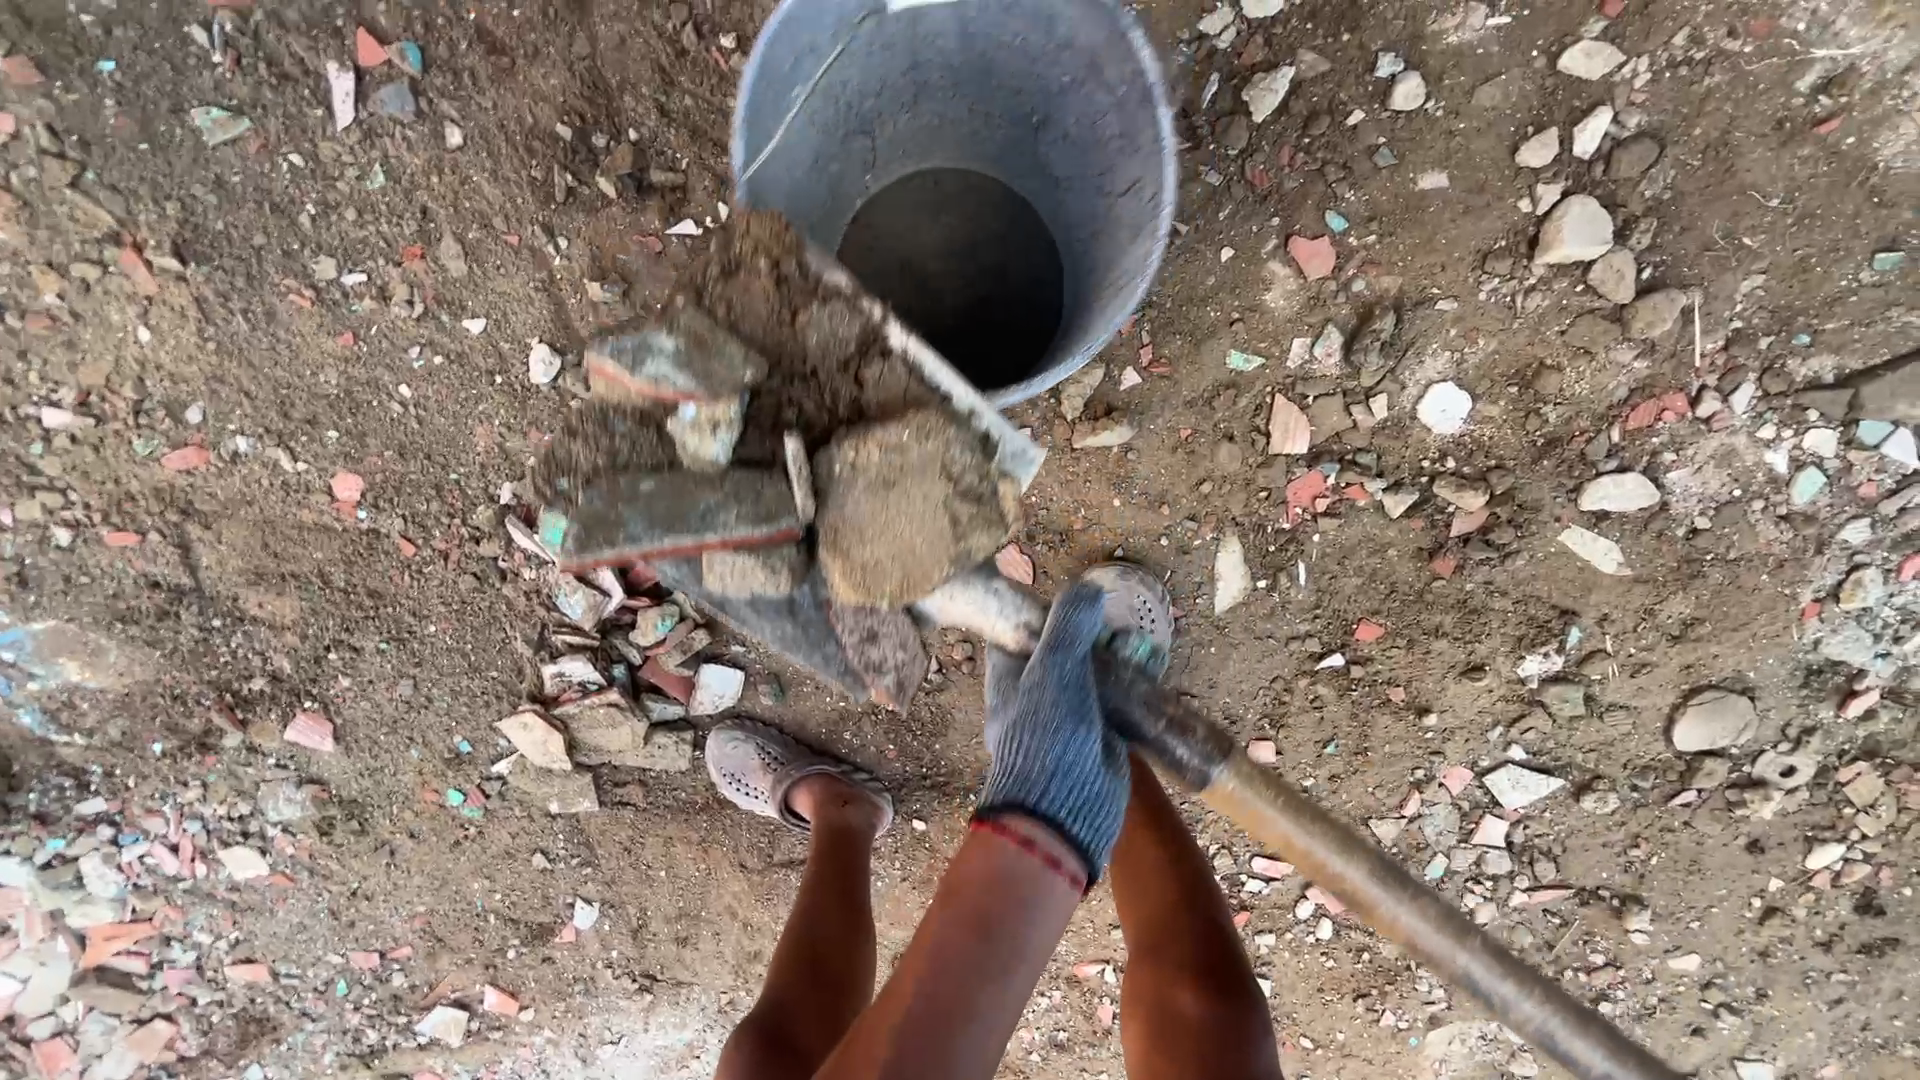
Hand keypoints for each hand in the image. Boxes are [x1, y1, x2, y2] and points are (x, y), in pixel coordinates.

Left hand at [978, 583, 1129, 882]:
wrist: (1066, 811)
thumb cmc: (1045, 733)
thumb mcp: (1053, 667)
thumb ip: (1069, 624)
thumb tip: (1088, 588)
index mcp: (1008, 676)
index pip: (1016, 632)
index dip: (1037, 611)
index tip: (1068, 595)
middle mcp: (1034, 694)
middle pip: (1058, 651)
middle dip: (1083, 633)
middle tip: (1109, 612)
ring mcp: (1067, 717)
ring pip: (1087, 676)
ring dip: (1107, 659)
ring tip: (1130, 633)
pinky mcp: (1098, 736)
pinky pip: (1111, 702)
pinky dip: (1127, 687)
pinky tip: (1145, 668)